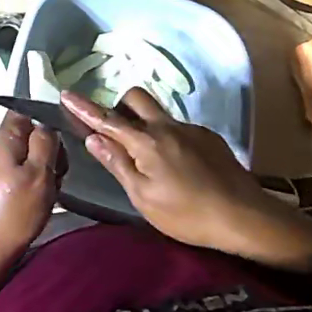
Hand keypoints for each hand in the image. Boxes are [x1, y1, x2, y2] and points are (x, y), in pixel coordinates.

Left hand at [0, 112, 62, 260]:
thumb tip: (48, 122)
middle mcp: (2, 145)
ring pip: (36, 154)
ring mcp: (3, 164)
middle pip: (35, 132)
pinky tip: (46, 198)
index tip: (64, 132)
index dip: (47, 114)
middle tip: (58, 171)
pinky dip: (42, 182)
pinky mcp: (7, 183)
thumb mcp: (39, 171)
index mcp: (6, 136)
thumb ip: (46, 141)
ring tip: (51, 189)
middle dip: (53, 148)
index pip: (26, 107)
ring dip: (50, 168)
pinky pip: (31, 172)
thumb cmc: (15, 209)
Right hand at [64, 89, 283, 255]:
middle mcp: (167, 126)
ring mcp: (191, 129)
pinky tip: (178, 168)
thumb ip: (118, 164)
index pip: (107, 119)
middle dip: (119, 104)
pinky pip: (178, 127)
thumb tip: (94, 138)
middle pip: (136, 97)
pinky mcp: (209, 137)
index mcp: (147, 142)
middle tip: (116, 130)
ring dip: (145, 123)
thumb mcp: (144, 198)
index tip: (65, 94)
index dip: (84, 107)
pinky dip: (168, 138)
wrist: (245, 217)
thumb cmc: (187, 215)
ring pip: (158, 112)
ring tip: (150, 159)